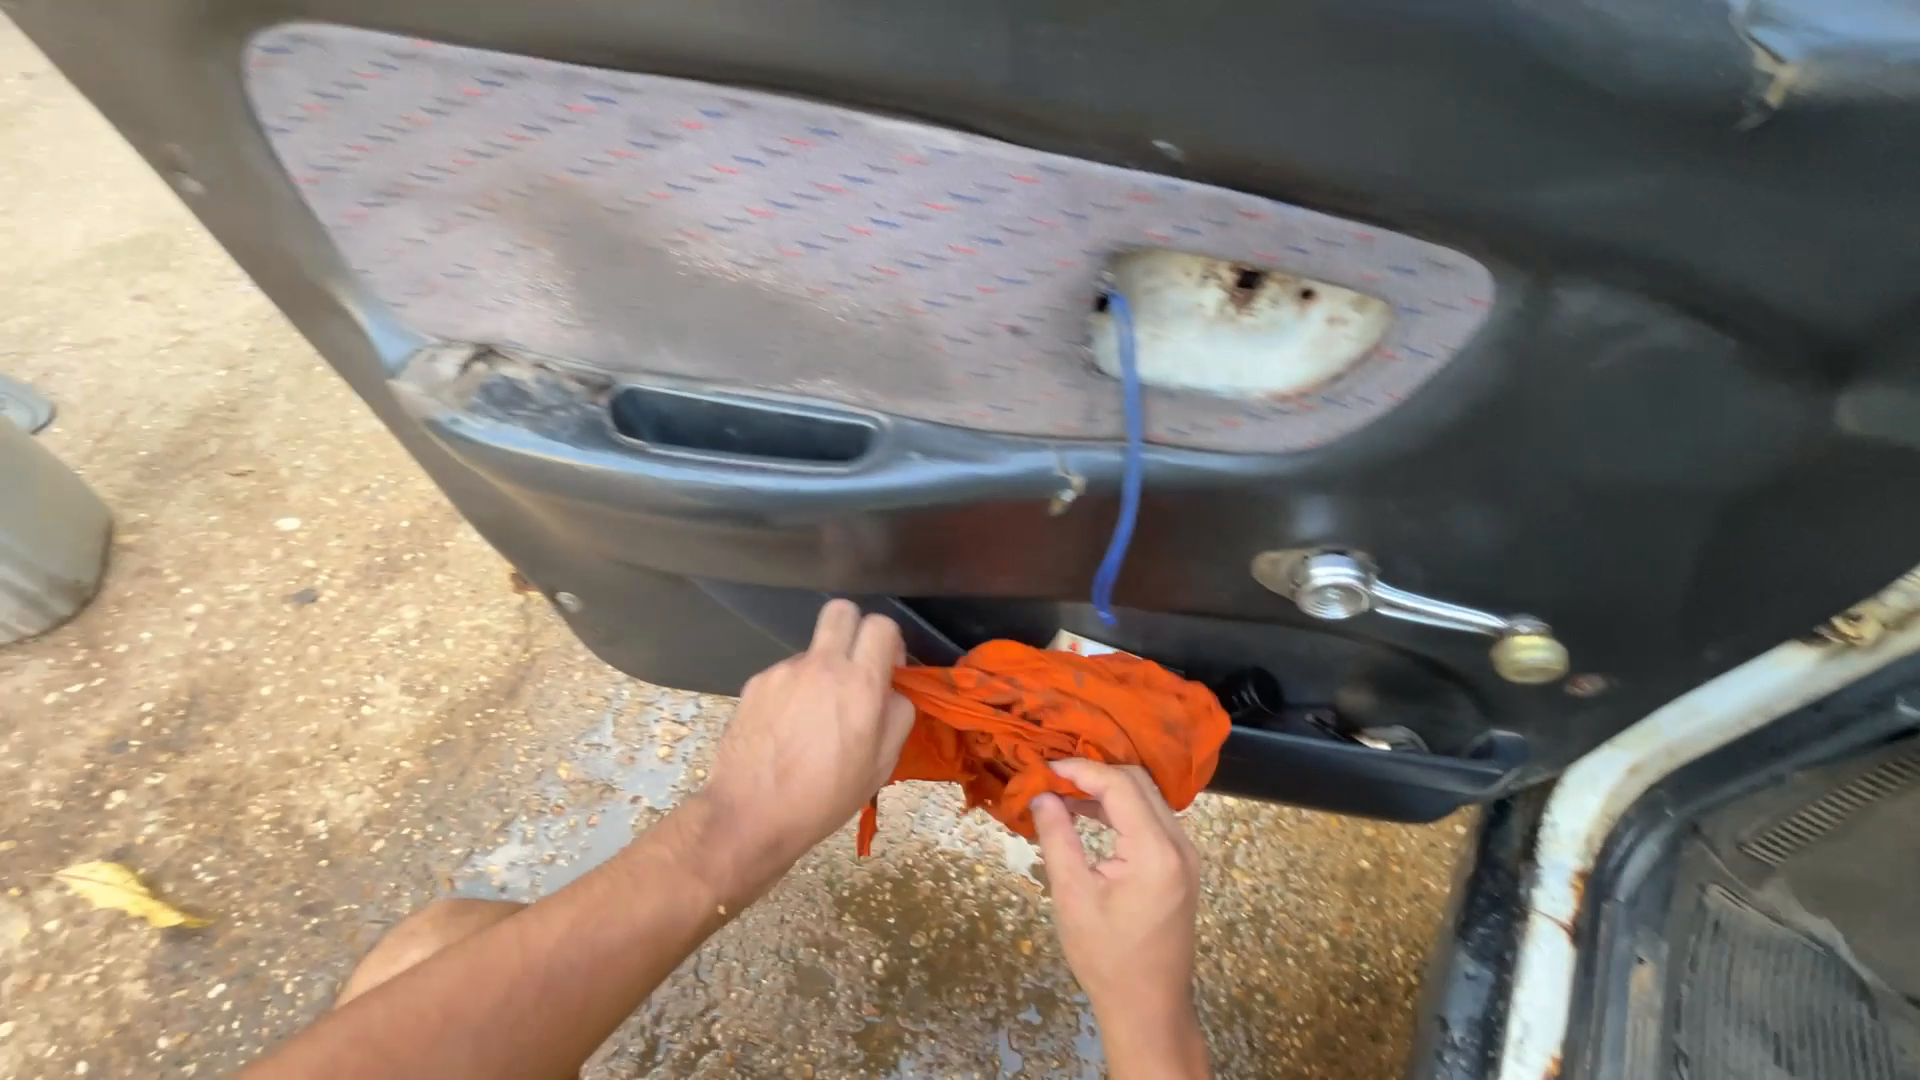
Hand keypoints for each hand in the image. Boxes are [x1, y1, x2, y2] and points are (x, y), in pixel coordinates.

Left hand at [699, 600, 914, 872]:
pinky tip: (786, 728)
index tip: (886, 666)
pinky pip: (785, 674)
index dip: (889, 641)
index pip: (881, 625)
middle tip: (854, 665)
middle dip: (854, 628)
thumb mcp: (882, 765)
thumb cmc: (825, 797)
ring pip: (812, 649)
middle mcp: (822, 666)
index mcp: (860, 685)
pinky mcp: (756, 683)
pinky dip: (793, 691)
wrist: (751, 814)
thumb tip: (893, 691)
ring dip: (821, 669)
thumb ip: (898, 715)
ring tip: (813, 718)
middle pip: (842, 610)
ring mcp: (784, 671)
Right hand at [1032, 759, 1209, 1079]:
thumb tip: (1041, 794)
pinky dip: (1119, 809)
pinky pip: (1150, 817)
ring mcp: (1185, 853)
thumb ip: (1058, 837)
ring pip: (1146, 796)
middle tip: (1052, 780)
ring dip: (1106, 790)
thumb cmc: (1106, 958)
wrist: (1149, 1009)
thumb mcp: (1072, 896)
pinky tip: (1088, 816)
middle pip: (1137, 782)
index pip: (1119, 785)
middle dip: (1093, 774)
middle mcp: (1179, 843)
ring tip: (1063, 795)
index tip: (1044, 769)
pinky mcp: (1180, 864)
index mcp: (1156, 851)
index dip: (1080, 770)